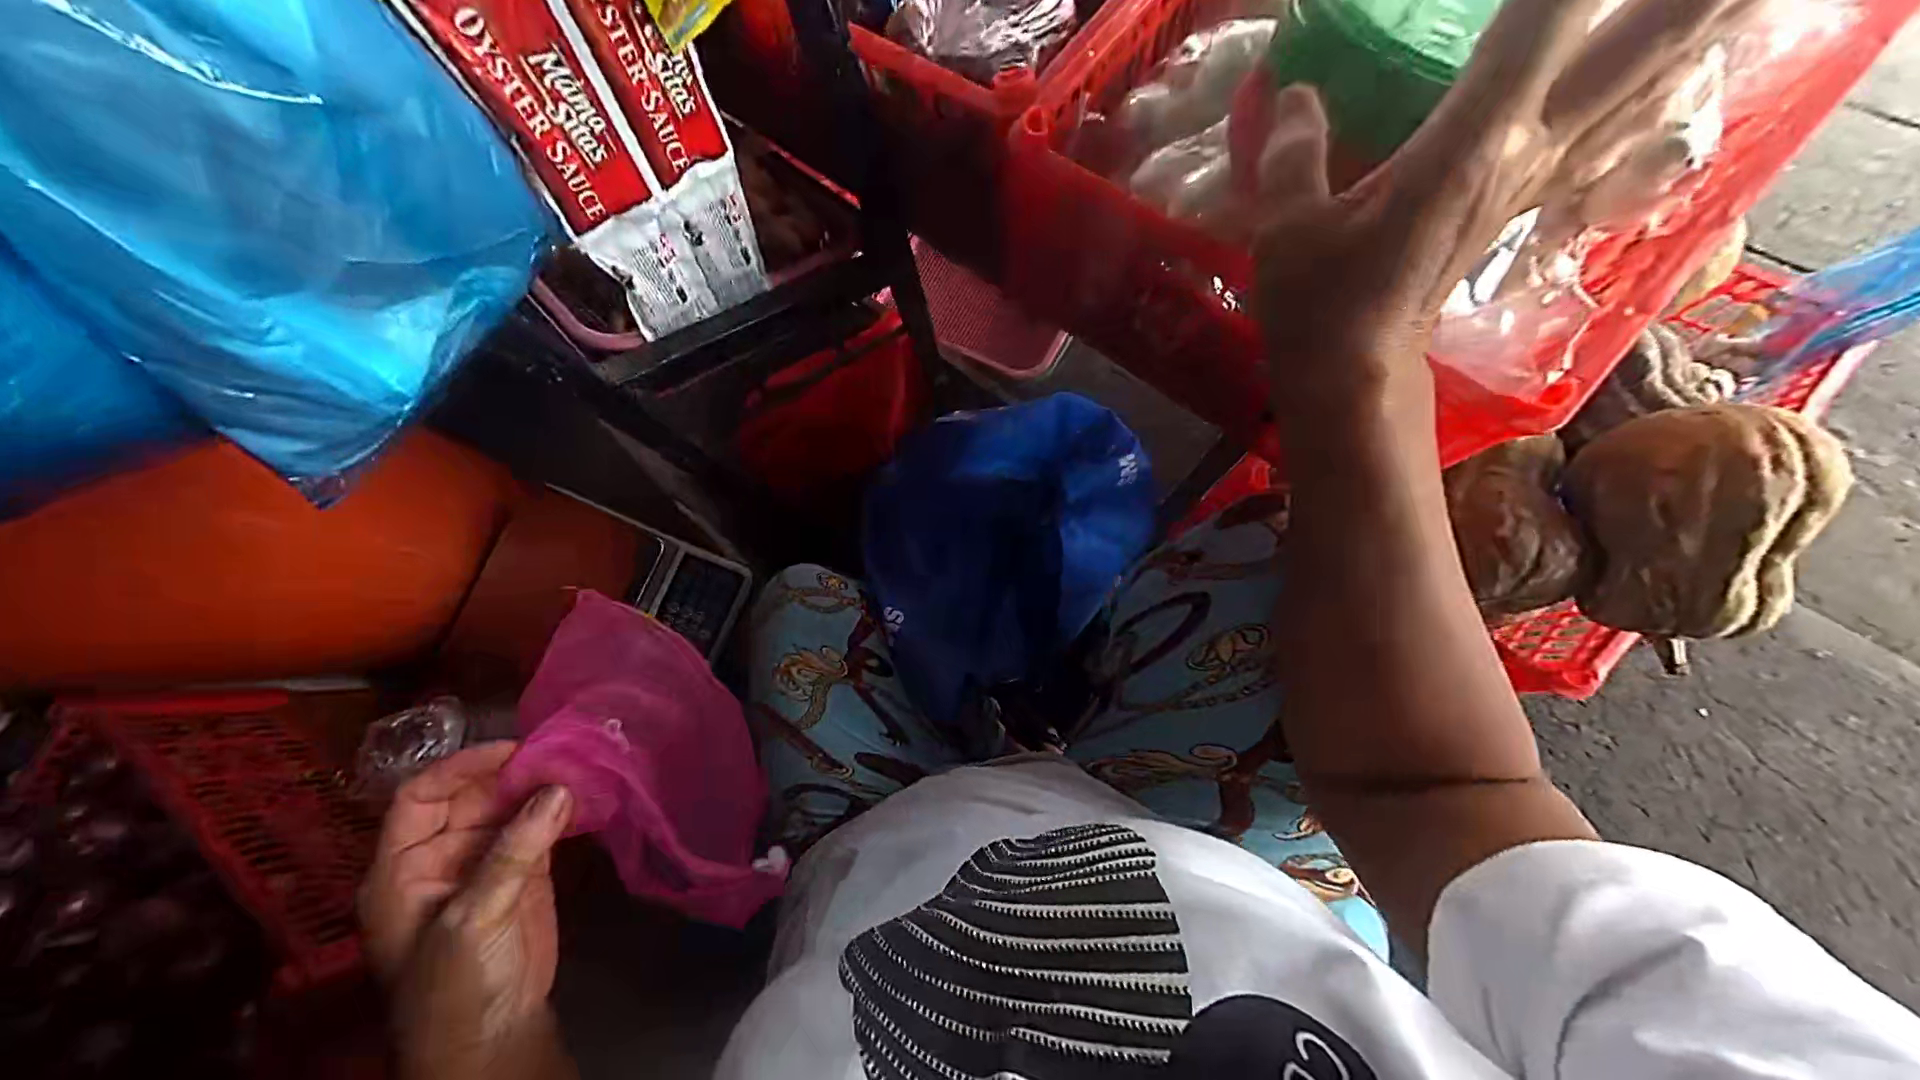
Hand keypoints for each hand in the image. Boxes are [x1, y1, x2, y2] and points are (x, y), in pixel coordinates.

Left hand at [358, 743, 575, 1078]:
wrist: (491, 1037)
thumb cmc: (454, 985)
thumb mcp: (472, 919)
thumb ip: (513, 852)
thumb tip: (560, 789)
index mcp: (403, 868)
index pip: (421, 797)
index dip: (460, 768)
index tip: (512, 750)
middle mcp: (443, 856)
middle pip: (472, 796)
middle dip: (511, 773)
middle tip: (558, 753)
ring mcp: (487, 862)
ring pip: (511, 807)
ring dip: (542, 786)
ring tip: (578, 764)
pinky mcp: (526, 871)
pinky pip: (541, 826)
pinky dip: (561, 808)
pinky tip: (586, 793)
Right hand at [1249, 0, 1750, 425]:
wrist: (1355, 372)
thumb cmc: (1320, 304)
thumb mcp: (1288, 228)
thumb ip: (1294, 153)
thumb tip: (1299, 95)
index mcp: (1472, 143)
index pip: (1546, 14)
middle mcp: (1530, 148)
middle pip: (1656, 36)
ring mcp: (1540, 178)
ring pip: (1654, 80)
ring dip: (1703, 23)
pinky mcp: (1527, 205)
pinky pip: (1617, 131)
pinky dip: (1655, 89)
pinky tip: (1670, 71)